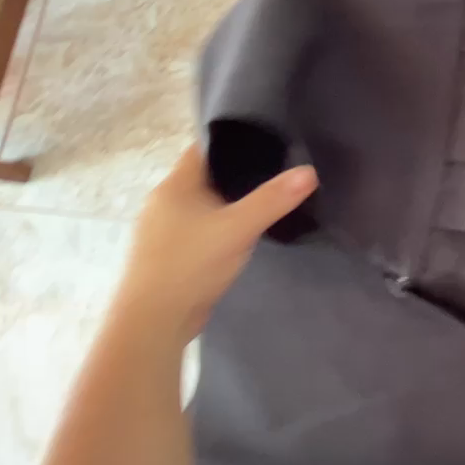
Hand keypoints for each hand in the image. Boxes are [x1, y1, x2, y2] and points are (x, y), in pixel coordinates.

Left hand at [110, 144, 317, 341]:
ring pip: (206, 204)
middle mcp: (164, 202)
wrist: (154, 322)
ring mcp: (165, 229)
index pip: (204, 148)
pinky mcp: (172, 253)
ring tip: (270, 200)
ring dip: (232, 202)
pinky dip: (224, 225)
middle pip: (207, 176)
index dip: (235, 142)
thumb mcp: (239, 228)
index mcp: (174, 186)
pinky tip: (246, 234)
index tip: (270, 142)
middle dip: (240, 174)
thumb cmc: (190, 265)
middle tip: (280, 171)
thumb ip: (274, 199)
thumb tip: (309, 171)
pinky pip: (203, 227)